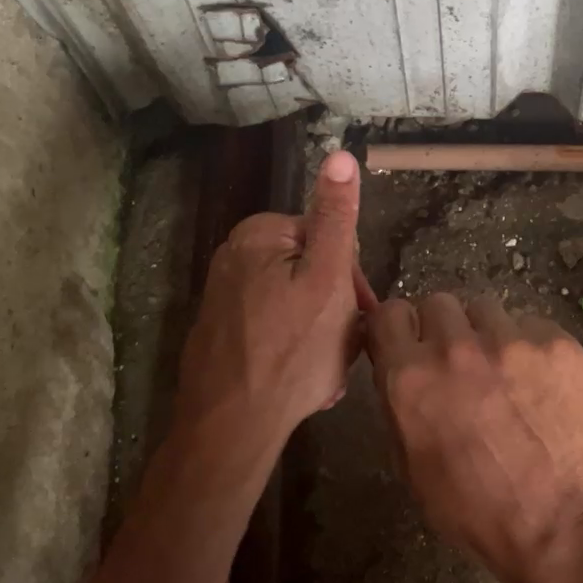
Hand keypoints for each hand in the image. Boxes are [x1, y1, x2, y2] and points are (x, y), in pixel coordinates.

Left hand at [172, 151, 376, 467]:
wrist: (231, 428)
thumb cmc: (292, 350)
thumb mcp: (329, 279)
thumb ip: (336, 218)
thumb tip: (341, 154)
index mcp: (258, 235)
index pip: (329, 236)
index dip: (351, 276)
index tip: (359, 312)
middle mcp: (233, 257)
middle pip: (312, 268)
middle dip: (336, 307)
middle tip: (347, 343)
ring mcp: (224, 298)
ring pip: (298, 302)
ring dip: (322, 333)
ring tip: (328, 369)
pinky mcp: (223, 333)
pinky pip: (276, 328)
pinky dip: (295, 348)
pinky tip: (304, 379)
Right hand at [365, 293, 582, 582]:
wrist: (555, 520)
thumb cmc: (472, 507)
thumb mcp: (410, 462)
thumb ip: (400, 401)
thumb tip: (401, 366)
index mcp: (410, 377)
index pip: (389, 313)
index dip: (398, 328)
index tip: (408, 343)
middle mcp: (457, 346)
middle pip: (439, 302)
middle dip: (443, 328)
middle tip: (459, 363)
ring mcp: (512, 339)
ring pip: (487, 309)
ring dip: (487, 333)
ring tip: (504, 373)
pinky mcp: (557, 342)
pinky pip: (532, 325)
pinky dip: (530, 347)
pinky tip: (540, 384)